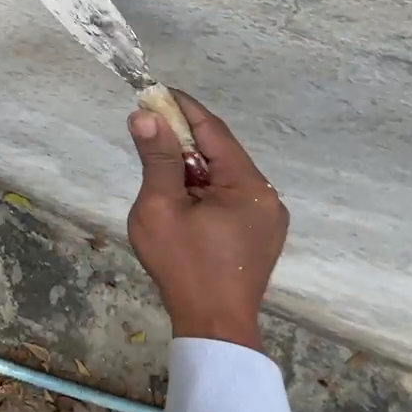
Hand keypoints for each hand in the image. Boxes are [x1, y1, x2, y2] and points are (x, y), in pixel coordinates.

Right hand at [125, 91, 287, 351]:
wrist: (213, 322)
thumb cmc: (184, 262)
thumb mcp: (161, 206)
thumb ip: (157, 158)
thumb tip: (144, 114)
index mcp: (250, 187)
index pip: (213, 131)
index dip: (182, 107)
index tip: (152, 89)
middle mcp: (267, 197)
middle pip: (220, 150)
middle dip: (182, 133)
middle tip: (145, 121)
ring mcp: (266, 217)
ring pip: (222, 172)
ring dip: (188, 159)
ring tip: (153, 156)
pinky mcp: (257, 232)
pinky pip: (226, 192)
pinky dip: (199, 181)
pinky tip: (175, 188)